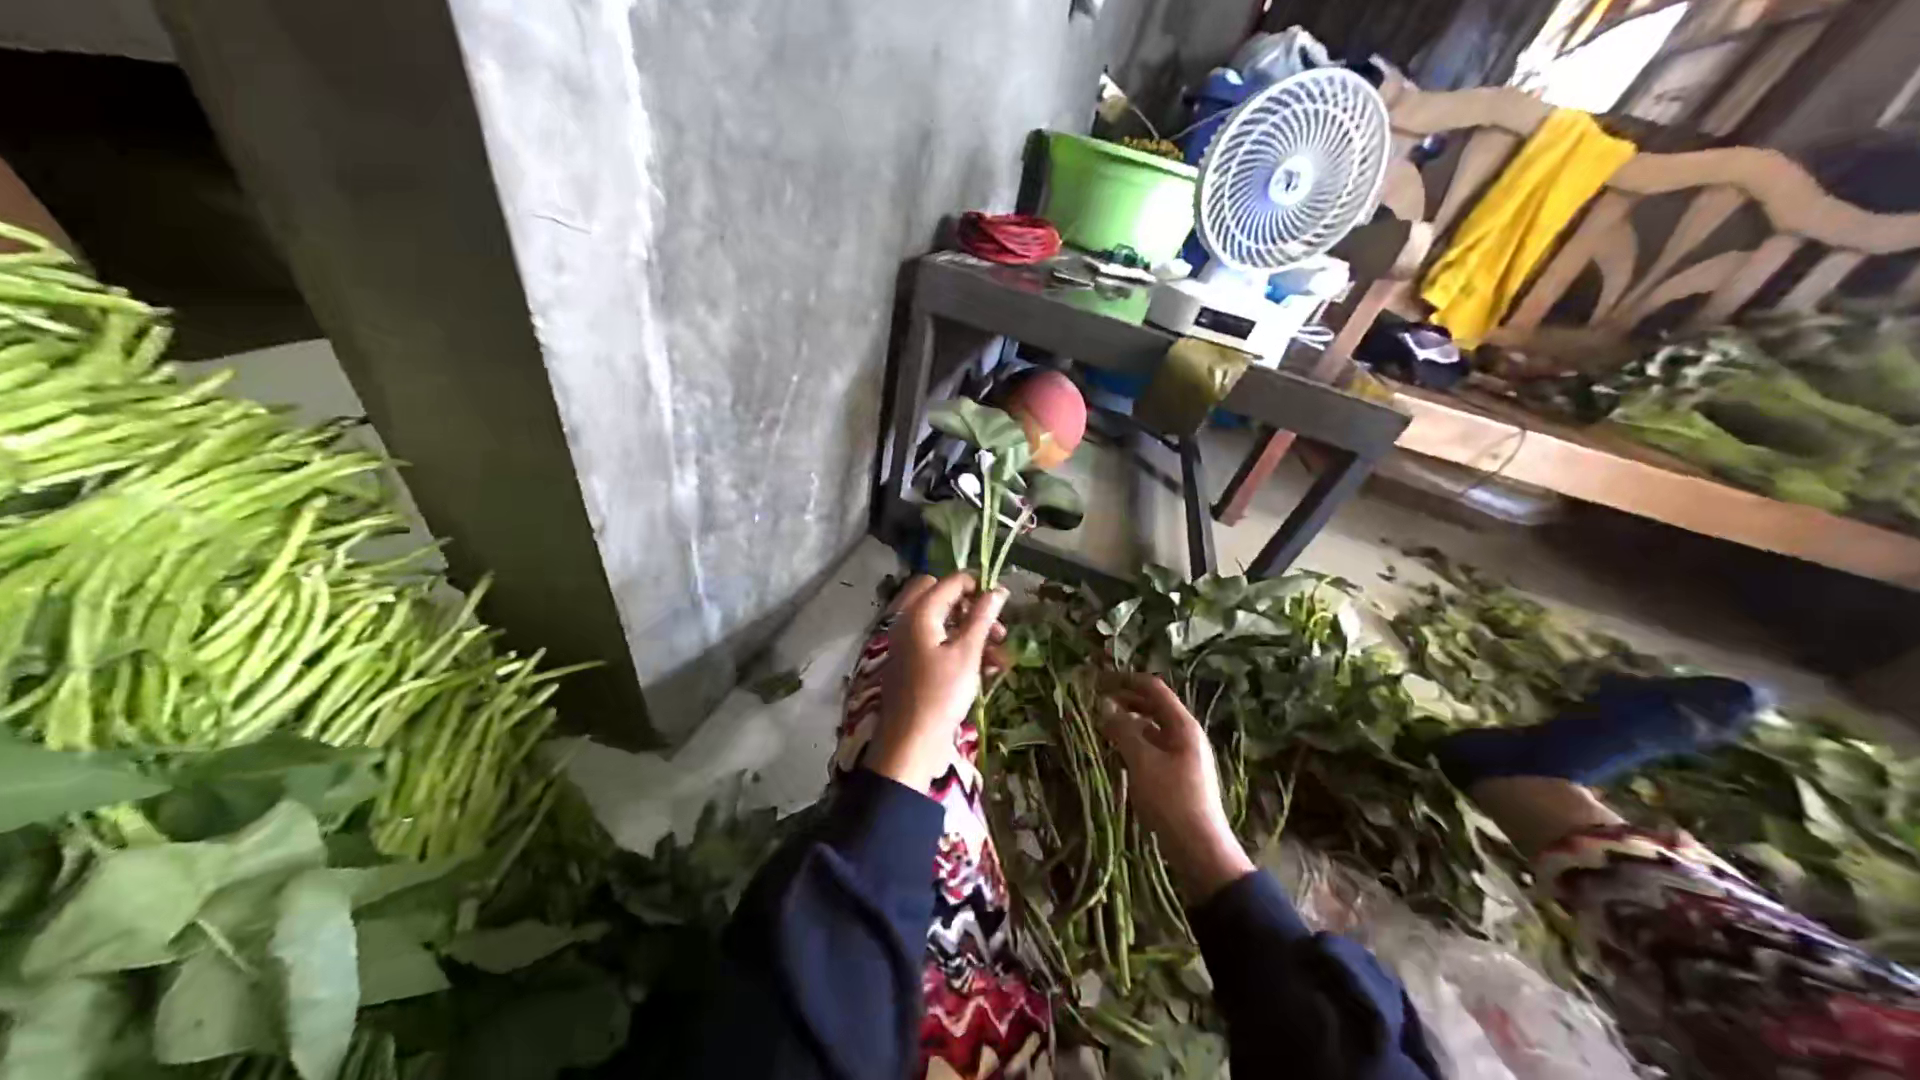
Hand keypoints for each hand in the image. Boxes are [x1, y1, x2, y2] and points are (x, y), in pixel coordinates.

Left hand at [869, 574, 1007, 790]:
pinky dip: (960, 649)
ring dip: (972, 632)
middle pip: (944, 598)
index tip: (1001, 604)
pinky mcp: (914, 663)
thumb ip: (982, 617)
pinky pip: (939, 644)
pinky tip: (987, 669)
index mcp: (918, 613)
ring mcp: (909, 643)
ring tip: (999, 655)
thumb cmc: (941, 694)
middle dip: (972, 608)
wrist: (911, 743)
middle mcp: (909, 621)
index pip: (951, 581)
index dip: (978, 586)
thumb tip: (998, 590)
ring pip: (944, 623)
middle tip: (996, 627)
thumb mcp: (967, 653)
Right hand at [1100, 673, 1253, 902]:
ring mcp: (1185, 754)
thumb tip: (1104, 707)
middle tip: (1096, 700)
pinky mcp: (1179, 773)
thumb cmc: (1170, 800)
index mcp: (1183, 725)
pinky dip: (1135, 741)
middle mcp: (1187, 734)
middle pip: (1154, 705)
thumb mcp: (1141, 762)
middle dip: (1125, 699)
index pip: (1153, 688)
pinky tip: (1119, 751)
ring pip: (1153, 726)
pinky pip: (1154, 745)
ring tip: (1103, 724)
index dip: (1125, 680)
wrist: (1199, 848)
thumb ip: (1122, 731)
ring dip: (1128, 720)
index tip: (1097, 680)